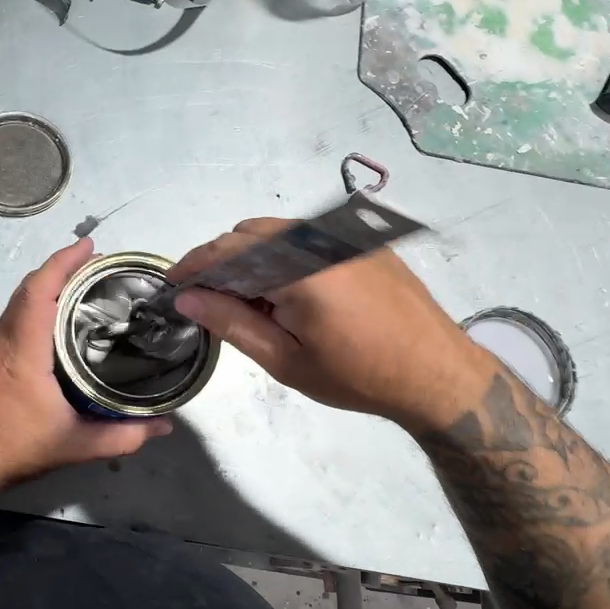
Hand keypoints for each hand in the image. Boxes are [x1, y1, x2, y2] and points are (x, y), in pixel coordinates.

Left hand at [0, 239, 171, 495]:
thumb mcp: (77, 446)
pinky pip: (14, 315)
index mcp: (24, 353)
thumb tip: (163, 423)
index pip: (39, 293)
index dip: (62, 264)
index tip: (89, 247)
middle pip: (28, 288)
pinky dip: (37, 302)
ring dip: (48, 284)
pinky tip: (59, 314)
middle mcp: (4, 340)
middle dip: (62, 268)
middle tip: (98, 264)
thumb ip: (124, 436)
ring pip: (18, 300)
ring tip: (84, 283)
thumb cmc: (18, 449)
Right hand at [169, 218, 495, 432]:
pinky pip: (307, 238)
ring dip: (251, 257)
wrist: (437, 374)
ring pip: (277, 232)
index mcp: (297, 266)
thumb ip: (230, 322)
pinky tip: (288, 294)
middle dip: (220, 261)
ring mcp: (346, 236)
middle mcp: (320, 238)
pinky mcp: (364, 243)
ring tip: (250, 302)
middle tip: (210, 301)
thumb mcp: (283, 359)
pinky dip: (282, 256)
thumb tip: (187, 299)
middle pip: (249, 233)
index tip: (172, 285)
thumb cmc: (355, 375)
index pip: (227, 249)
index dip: (193, 265)